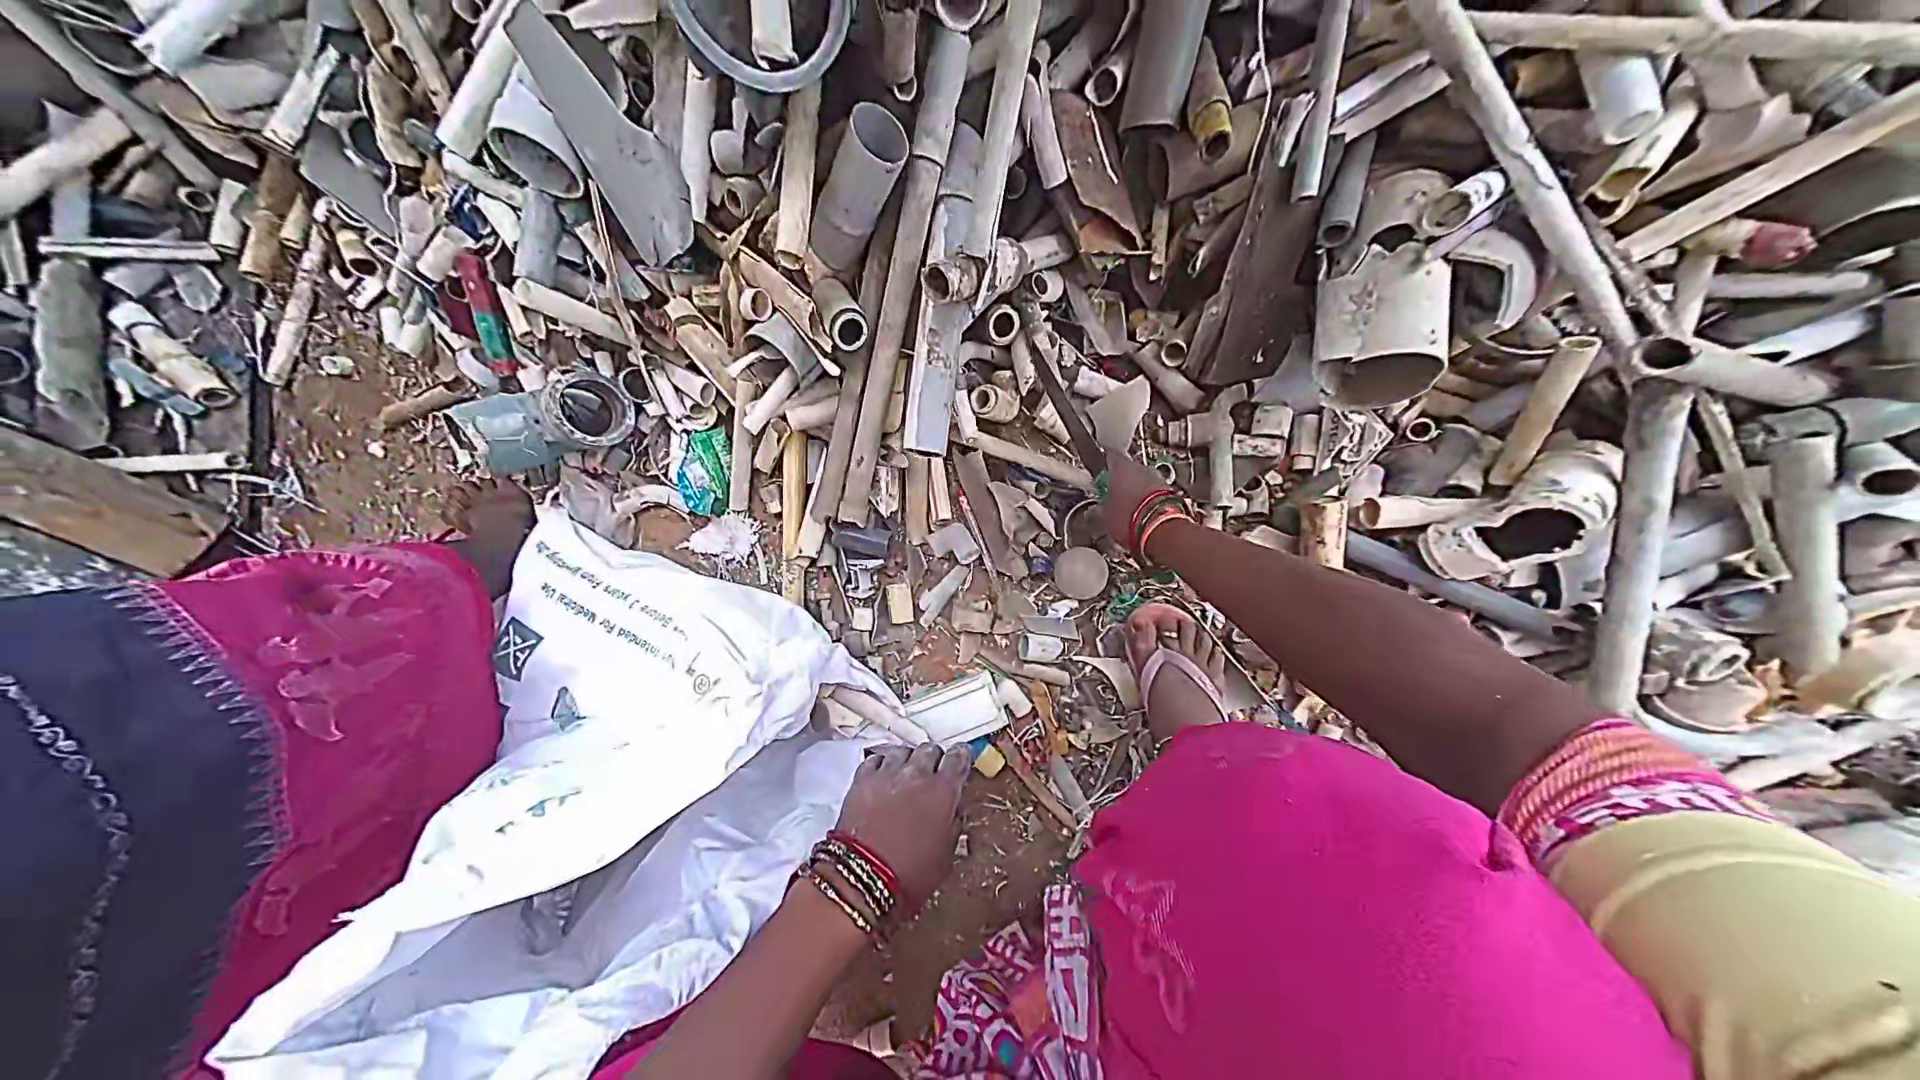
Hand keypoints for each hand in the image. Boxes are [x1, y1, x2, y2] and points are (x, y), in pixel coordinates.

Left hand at [835, 743, 969, 906]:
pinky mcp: (862, 778)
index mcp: (943, 790)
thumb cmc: (911, 874)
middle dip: (933, 759)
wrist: (863, 877)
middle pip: (930, 749)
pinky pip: (876, 759)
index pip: (958, 757)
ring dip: (907, 761)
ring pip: (902, 751)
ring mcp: (888, 772)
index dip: (960, 757)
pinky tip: (882, 777)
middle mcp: (917, 773)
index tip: (959, 761)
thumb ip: (953, 825)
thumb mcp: (946, 856)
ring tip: (904, 776)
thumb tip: (954, 810)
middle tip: (930, 775)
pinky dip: (882, 765)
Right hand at [1102, 448, 1171, 548]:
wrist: (1163, 530)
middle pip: (1128, 469)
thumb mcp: (1105, 517)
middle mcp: (1140, 468)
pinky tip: (1142, 515)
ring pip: (1143, 481)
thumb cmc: (1131, 518)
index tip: (1100, 474)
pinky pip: (1155, 493)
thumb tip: (1094, 512)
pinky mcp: (1170, 492)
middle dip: (1121, 481)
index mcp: (1120, 467)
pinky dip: (1148, 501)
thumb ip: (1098, 509)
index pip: (1109, 457)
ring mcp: (1157, 479)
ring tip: (1128, 510)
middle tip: (1112, 496)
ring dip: (1136, 491)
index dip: (1104, 465)